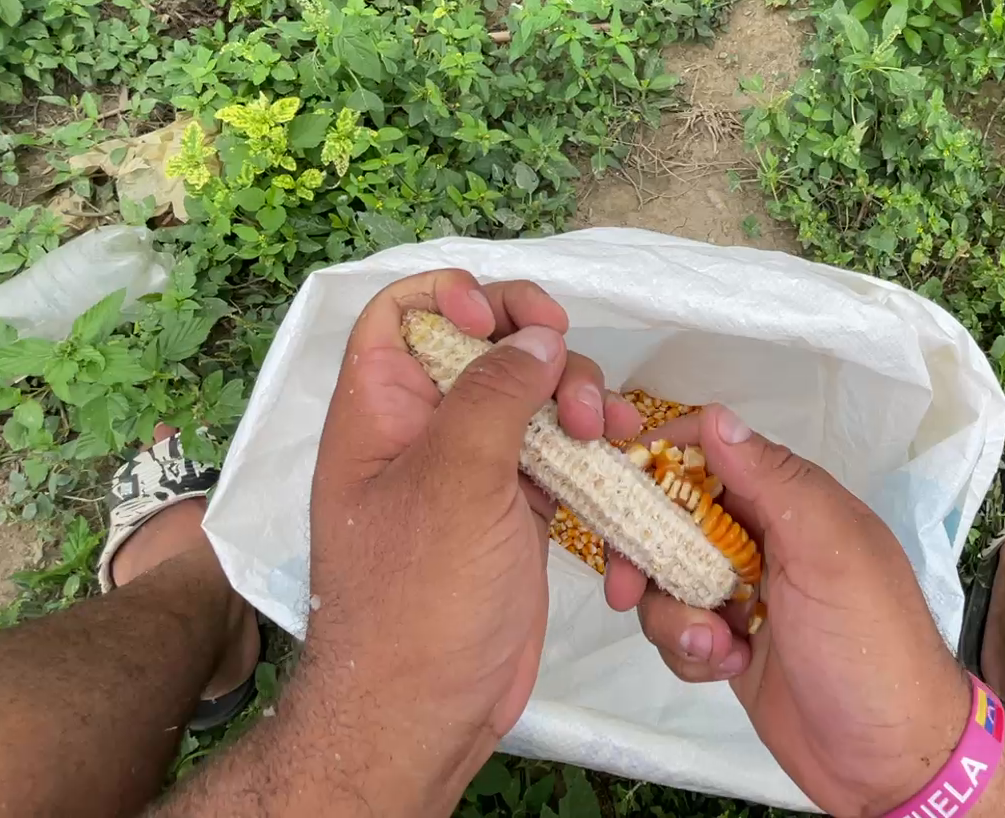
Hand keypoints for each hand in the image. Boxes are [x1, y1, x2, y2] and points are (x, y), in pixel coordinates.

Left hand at [277, 269, 639, 814]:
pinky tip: (621, 445)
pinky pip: (562, 440)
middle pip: (484, 340)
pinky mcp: (522, 493)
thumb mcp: (452, 480)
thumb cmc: (419, 592)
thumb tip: (537, 337)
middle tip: (564, 363)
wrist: (431, 707)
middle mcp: (430, 423)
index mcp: (383, 408)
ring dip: (578, 391)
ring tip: (604, 429)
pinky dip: (594, 435)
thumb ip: (495, 395)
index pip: (400, 314)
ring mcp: (480, 459)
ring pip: (533, 388)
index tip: (492, 320)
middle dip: (534, 342)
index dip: (446, 296)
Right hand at [605, 405, 969, 817]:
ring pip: (669, 575)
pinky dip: (689, 648)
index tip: (621, 480)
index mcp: (789, 499)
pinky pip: (679, 626)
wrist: (890, 762)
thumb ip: (772, 480)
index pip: (714, 452)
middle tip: (623, 587)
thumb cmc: (865, 643)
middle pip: (675, 516)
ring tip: (711, 645)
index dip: (664, 457)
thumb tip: (714, 415)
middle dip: (645, 550)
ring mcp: (742, 589)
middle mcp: (761, 535)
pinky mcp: (728, 639)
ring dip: (672, 612)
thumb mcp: (827, 550)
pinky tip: (725, 665)